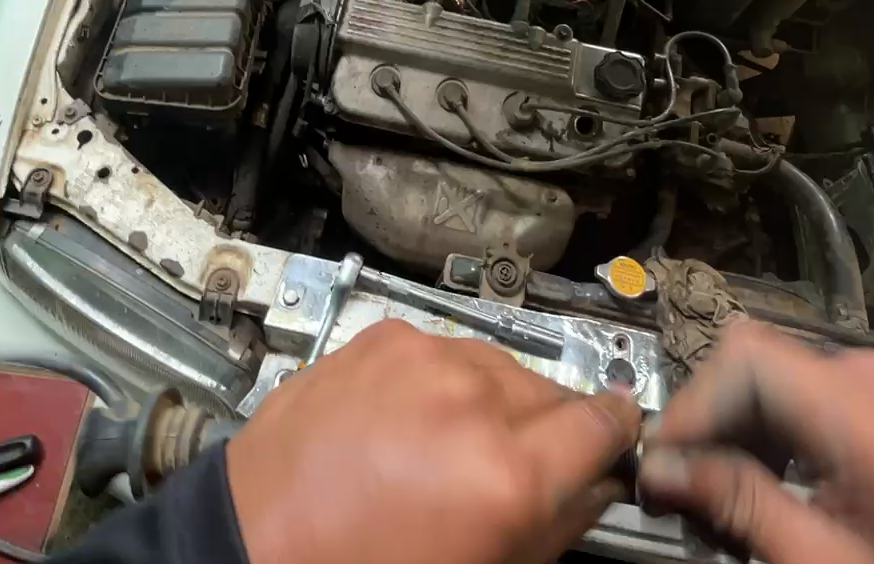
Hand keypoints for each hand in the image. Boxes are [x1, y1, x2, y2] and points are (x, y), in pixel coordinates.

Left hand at [226, 319, 641, 563]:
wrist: (257, 538)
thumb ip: (556, 524)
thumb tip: (593, 480)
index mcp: (507, 473)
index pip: (601, 422)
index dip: (616, 428)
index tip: (616, 427)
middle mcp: (474, 396)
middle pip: (552, 392)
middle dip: (549, 425)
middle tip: (517, 459)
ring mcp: (426, 355)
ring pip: (500, 364)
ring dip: (494, 397)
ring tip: (454, 438)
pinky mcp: (386, 334)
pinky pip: (444, 349)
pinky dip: (443, 378)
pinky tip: (412, 414)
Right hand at [639, 320, 873, 563]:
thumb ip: (744, 510)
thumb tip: (662, 470)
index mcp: (863, 408)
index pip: (743, 358)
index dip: (693, 403)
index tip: (666, 459)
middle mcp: (865, 372)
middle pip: (748, 361)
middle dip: (707, 419)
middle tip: (686, 483)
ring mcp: (873, 380)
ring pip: (764, 373)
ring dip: (732, 426)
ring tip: (721, 491)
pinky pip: (794, 390)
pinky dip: (765, 429)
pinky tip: (765, 482)